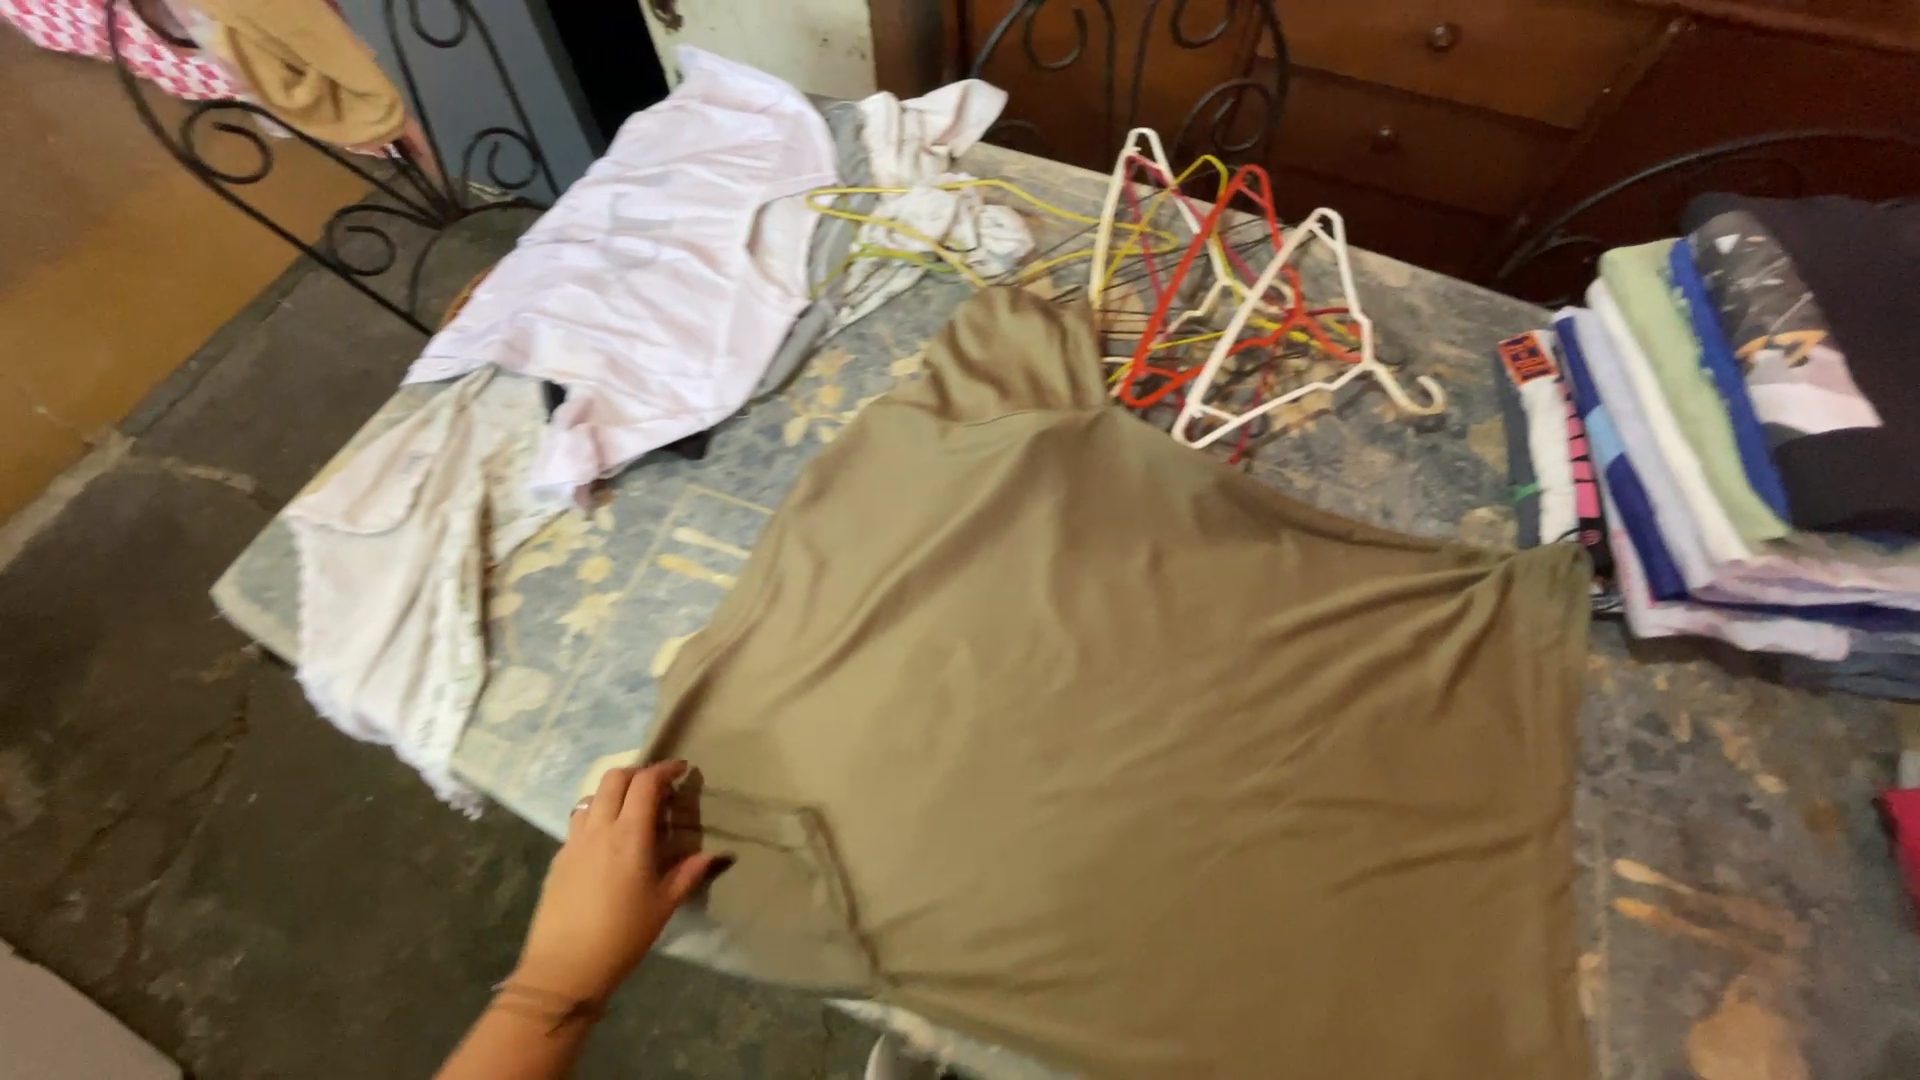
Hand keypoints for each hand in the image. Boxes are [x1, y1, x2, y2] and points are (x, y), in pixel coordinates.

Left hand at [510, 761, 724, 1002]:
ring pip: (593, 796)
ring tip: (631, 809)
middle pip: (615, 778)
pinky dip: (598, 814)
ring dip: (615, 792)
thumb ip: (690, 873)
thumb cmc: (622, 936)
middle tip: (658, 787)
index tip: (681, 769)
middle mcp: (599, 829)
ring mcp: (574, 842)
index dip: (665, 769)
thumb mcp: (665, 904)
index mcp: (629, 835)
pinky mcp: (559, 859)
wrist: (563, 971)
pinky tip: (608, 840)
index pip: (646, 783)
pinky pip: (579, 821)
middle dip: (639, 773)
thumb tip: (718, 855)